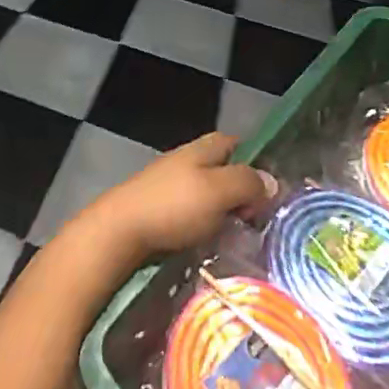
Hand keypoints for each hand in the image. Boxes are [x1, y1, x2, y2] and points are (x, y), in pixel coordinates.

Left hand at [71, 132, 277, 262]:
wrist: (117, 233)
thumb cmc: (173, 206)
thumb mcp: (219, 191)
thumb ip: (248, 183)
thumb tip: (272, 182)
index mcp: (204, 147)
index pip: (238, 144)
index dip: (256, 162)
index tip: (270, 192)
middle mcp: (187, 159)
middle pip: (224, 170)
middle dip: (240, 191)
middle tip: (256, 220)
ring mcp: (169, 185)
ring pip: (207, 194)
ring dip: (222, 212)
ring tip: (236, 237)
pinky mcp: (157, 211)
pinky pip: (190, 214)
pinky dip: (202, 226)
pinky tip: (207, 244)